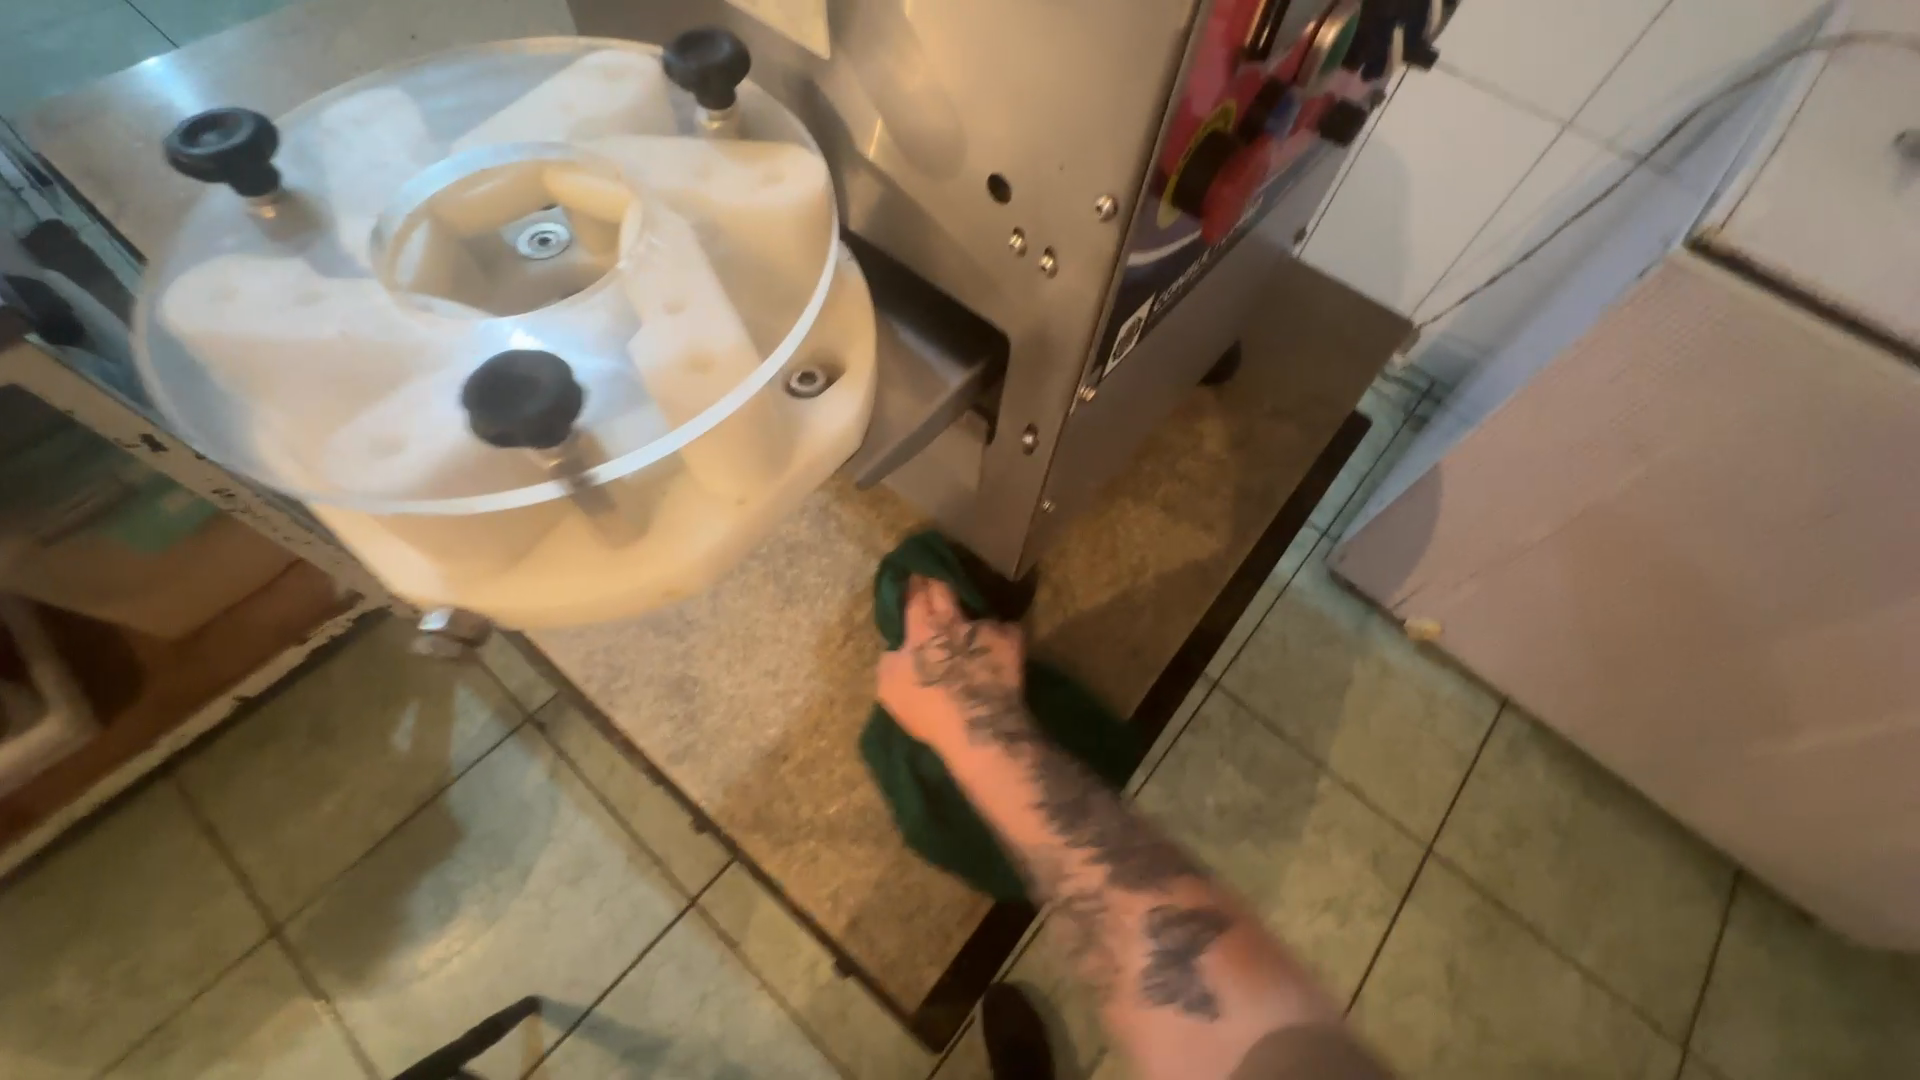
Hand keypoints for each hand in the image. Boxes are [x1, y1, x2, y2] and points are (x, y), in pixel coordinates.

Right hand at [877, 576, 1030, 750]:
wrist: (978, 728)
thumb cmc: (929, 710)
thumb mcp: (889, 688)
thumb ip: (890, 659)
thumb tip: (898, 647)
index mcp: (921, 630)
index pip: (915, 595)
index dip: (914, 583)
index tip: (913, 573)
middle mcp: (953, 620)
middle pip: (944, 587)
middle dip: (938, 578)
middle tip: (936, 575)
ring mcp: (985, 627)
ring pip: (977, 606)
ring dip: (972, 609)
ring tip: (972, 615)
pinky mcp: (1012, 641)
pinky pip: (1005, 629)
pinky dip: (1000, 634)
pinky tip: (1000, 644)